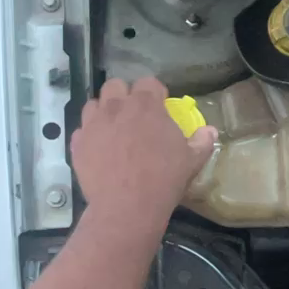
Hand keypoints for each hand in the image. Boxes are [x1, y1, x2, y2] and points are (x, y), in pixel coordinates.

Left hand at [70, 77, 216, 232]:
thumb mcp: (192, 161)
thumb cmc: (164, 179)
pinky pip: (82, 131)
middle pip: (115, 85)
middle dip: (124, 94)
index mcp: (146, 105)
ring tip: (113, 129)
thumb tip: (210, 131)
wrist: (127, 206)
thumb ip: (201, 141)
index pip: (149, 82)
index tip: (160, 105)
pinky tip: (99, 149)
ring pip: (94, 104)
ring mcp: (93, 124)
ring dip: (104, 111)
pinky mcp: (78, 144)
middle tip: (133, 114)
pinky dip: (90, 136)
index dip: (155, 92)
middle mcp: (116, 107)